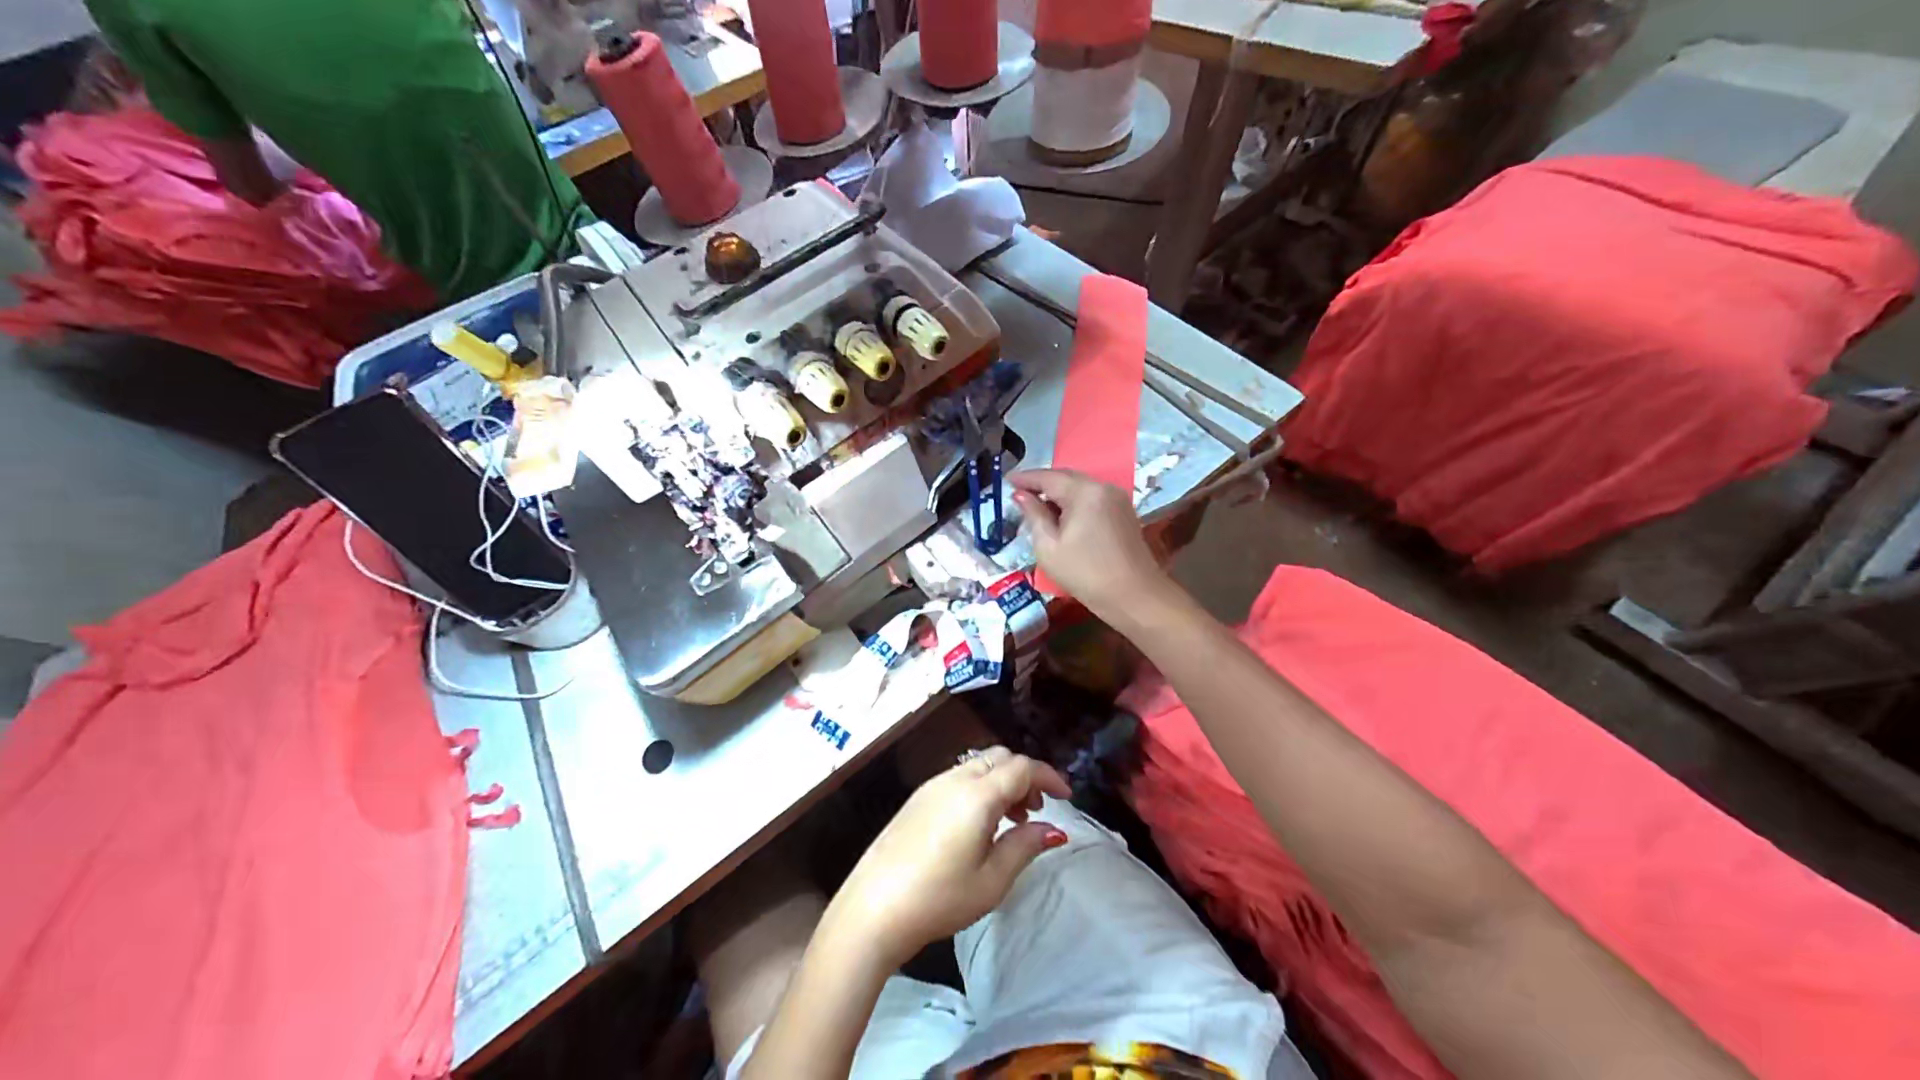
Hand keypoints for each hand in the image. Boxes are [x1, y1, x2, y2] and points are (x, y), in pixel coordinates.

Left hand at [821, 748, 1071, 968]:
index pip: (1023, 767)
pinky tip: (978, 826)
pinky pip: (958, 778)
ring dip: (1001, 782)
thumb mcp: (993, 879)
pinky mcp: (916, 799)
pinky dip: (980, 789)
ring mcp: (931, 786)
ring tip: (1010, 822)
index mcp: (978, 794)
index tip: (1067, 797)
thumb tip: (1054, 829)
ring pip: (977, 766)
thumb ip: (1026, 846)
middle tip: (1034, 812)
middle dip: (1025, 777)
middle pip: (1000, 757)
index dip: (1049, 776)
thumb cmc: (940, 897)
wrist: (874, 907)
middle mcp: (954, 779)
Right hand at [1009, 468, 1182, 625]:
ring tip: (1037, 506)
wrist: (1134, 596)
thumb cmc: (1085, 573)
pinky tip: (1062, 515)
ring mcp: (1117, 498)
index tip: (1006, 480)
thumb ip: (1034, 515)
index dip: (1025, 478)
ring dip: (1058, 493)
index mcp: (1084, 492)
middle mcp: (1103, 487)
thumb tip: (1021, 496)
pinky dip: (1074, 501)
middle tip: (1019, 493)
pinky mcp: (1123, 511)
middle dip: (1042, 483)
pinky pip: (1092, 497)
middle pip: (1066, 477)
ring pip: (1080, 487)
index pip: (1048, 477)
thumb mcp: (1048, 547)